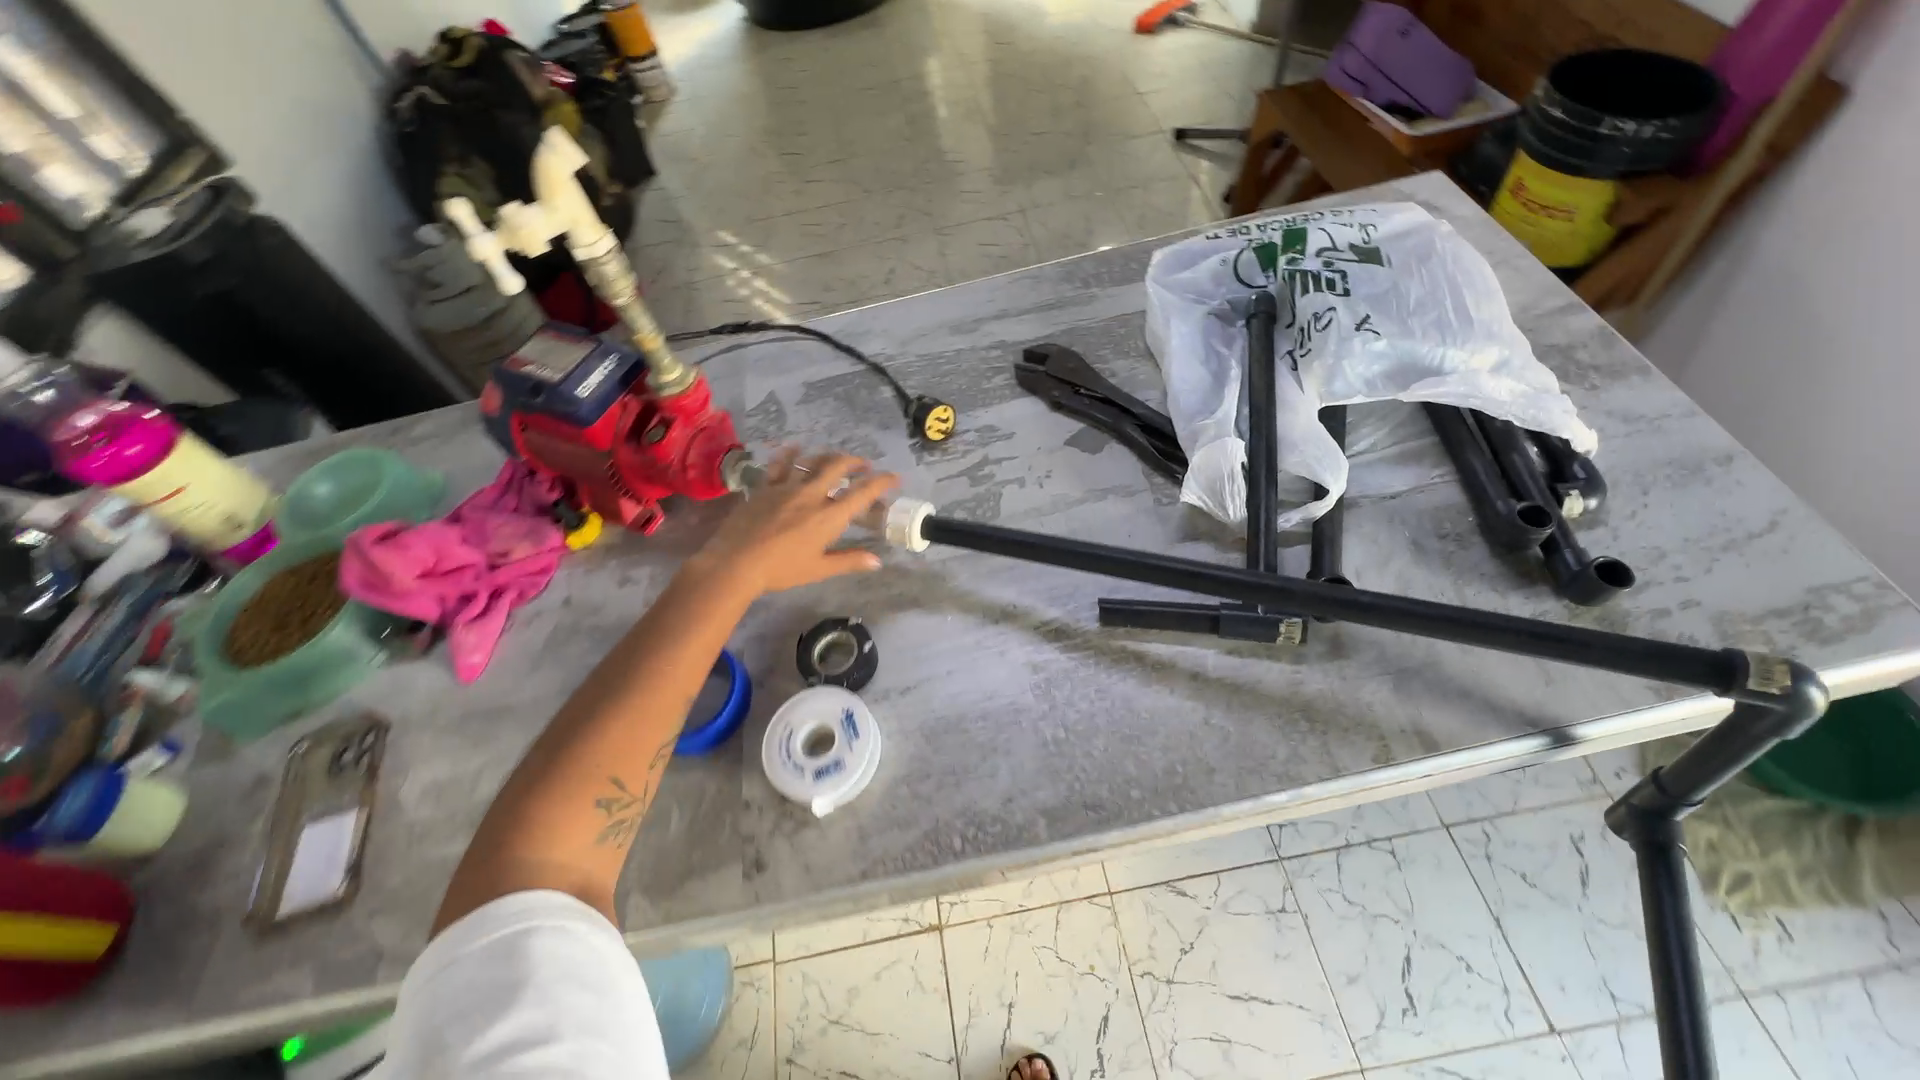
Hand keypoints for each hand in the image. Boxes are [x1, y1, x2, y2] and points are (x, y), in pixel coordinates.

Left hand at [688, 450, 899, 597]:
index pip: (863, 493)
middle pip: (838, 467)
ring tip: (834, 457)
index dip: (882, 482)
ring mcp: (786, 487)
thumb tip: (877, 561)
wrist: (736, 562)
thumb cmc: (781, 570)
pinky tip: (795, 447)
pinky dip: (790, 453)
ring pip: (811, 461)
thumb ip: (849, 561)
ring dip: (827, 455)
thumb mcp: (819, 569)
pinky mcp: (764, 486)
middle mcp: (812, 495)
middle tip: (864, 464)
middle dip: (855, 462)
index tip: (894, 477)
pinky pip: (780, 463)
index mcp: (829, 516)